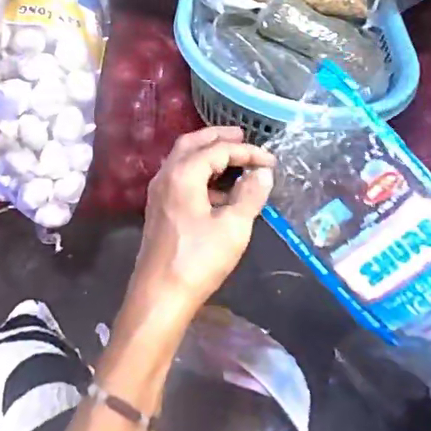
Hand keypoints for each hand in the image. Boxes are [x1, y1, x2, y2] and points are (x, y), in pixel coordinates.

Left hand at [128, 127, 276, 321]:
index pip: (218, 149)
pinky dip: (201, 174)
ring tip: (236, 161)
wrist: (160, 294)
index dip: (247, 151)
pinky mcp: (160, 208)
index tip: (271, 161)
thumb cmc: (199, 259)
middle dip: (218, 138)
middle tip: (243, 137)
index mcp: (183, 173)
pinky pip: (181, 178)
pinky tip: (221, 192)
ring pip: (184, 160)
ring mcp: (159, 192)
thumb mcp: (234, 227)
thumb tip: (263, 172)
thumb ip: (250, 195)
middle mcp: (166, 175)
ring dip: (208, 155)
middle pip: (192, 144)